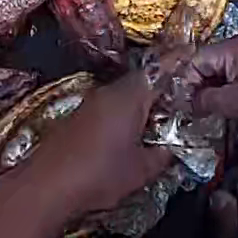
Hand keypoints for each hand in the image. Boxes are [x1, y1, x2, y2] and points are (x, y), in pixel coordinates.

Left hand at [9, 71, 172, 217]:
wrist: (46, 185)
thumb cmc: (99, 174)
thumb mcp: (141, 171)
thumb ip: (162, 156)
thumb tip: (172, 149)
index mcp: (130, 97)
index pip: (158, 71)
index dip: (175, 62)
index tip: (191, 52)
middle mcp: (109, 92)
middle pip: (141, 81)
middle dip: (161, 86)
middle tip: (183, 97)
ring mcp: (91, 103)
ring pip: (124, 94)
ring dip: (141, 101)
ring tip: (161, 117)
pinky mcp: (78, 117)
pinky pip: (109, 106)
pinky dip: (124, 112)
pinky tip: (130, 131)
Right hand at [189, 35, 237, 145]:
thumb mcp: (236, 103)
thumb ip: (209, 100)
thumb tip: (193, 102)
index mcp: (235, 48)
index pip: (197, 60)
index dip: (188, 83)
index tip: (185, 107)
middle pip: (213, 65)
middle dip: (203, 88)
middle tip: (197, 114)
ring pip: (230, 75)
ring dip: (220, 94)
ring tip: (215, 117)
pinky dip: (236, 95)